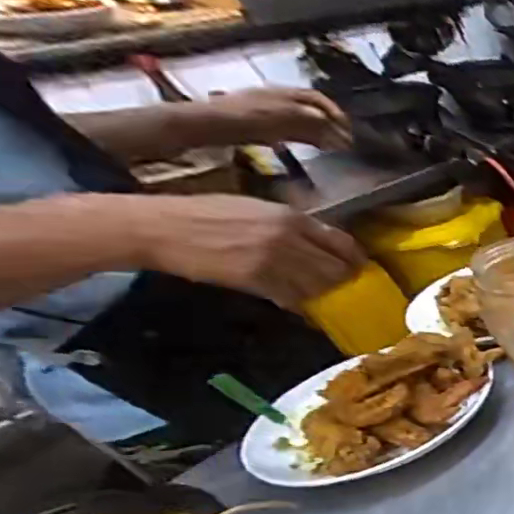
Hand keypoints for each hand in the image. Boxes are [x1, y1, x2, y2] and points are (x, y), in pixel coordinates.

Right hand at [132, 194, 364, 305]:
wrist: (157, 228)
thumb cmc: (205, 214)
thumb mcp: (258, 209)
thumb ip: (294, 226)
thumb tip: (323, 244)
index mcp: (292, 218)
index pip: (344, 243)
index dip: (355, 259)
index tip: (356, 268)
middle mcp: (289, 237)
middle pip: (338, 268)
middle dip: (343, 280)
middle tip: (340, 287)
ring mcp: (274, 259)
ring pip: (319, 286)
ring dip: (322, 294)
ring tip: (318, 296)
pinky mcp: (256, 279)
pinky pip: (292, 297)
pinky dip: (298, 303)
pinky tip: (296, 304)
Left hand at [199, 87, 351, 149]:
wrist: (209, 125)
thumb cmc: (246, 117)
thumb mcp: (283, 115)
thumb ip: (310, 118)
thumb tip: (331, 123)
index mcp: (284, 94)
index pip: (317, 98)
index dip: (335, 111)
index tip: (348, 128)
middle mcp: (278, 101)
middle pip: (313, 111)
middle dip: (332, 125)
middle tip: (347, 140)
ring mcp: (270, 114)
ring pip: (305, 123)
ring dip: (323, 134)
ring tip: (337, 147)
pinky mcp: (263, 129)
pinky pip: (293, 132)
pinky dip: (310, 140)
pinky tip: (317, 148)